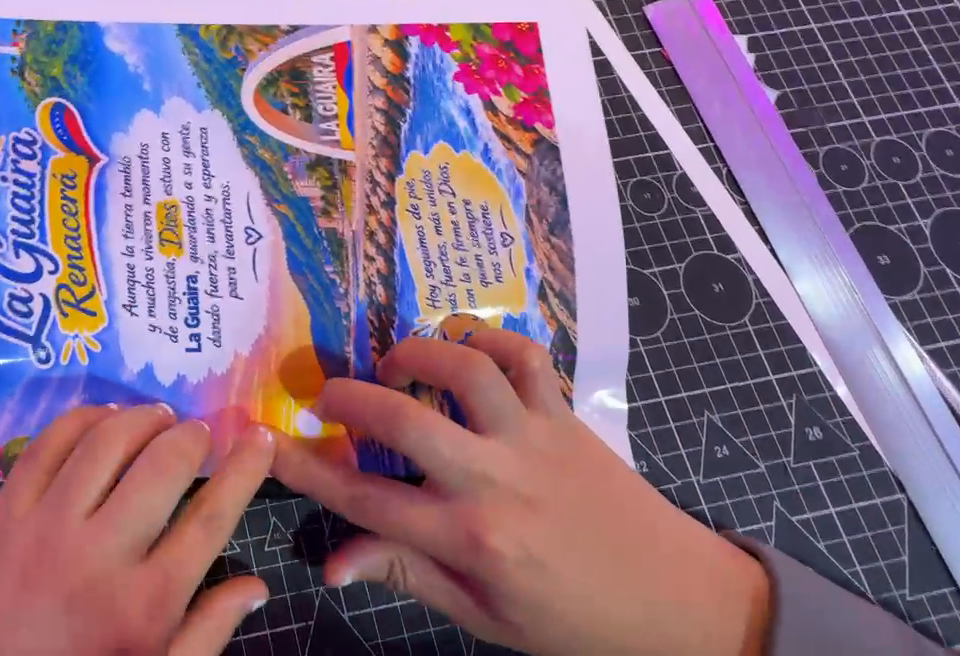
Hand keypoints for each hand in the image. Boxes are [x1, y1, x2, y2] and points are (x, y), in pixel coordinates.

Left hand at [0, 403, 274, 655]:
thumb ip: (206, 633)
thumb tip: (255, 585)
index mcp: (145, 605)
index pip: (211, 518)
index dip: (244, 470)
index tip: (261, 438)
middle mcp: (100, 554)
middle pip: (163, 466)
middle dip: (192, 437)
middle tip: (200, 433)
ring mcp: (47, 525)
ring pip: (107, 442)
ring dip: (142, 418)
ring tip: (160, 417)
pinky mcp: (5, 509)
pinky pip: (49, 443)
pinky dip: (84, 418)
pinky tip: (105, 419)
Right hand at [273, 321, 770, 655]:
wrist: (685, 606)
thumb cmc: (574, 621)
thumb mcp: (484, 617)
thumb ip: (406, 576)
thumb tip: (331, 567)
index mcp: (471, 540)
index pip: (367, 504)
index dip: (310, 473)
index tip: (273, 448)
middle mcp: (494, 481)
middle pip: (402, 422)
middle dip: (348, 398)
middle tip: (326, 395)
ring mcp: (533, 439)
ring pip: (464, 370)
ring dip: (416, 355)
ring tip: (393, 365)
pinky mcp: (565, 415)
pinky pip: (525, 357)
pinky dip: (489, 339)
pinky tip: (464, 349)